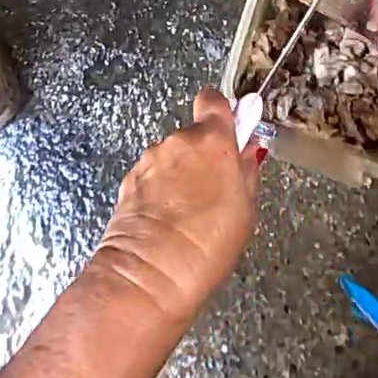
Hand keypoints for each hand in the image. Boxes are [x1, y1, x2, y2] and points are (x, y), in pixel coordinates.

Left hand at [94, 89, 260, 319]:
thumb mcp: (246, 207)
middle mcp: (178, 141)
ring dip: (181, 175)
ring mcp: (150, 160)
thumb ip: (247, 169)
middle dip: (204, 155)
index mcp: (212, 139)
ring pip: (173, 158)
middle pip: (194, 135)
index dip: (222, 112)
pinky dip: (160, 192)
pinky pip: (152, 178)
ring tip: (190, 213)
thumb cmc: (206, 243)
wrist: (149, 278)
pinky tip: (168, 221)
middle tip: (215, 188)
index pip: (214, 100)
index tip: (232, 130)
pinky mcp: (129, 183)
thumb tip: (249, 149)